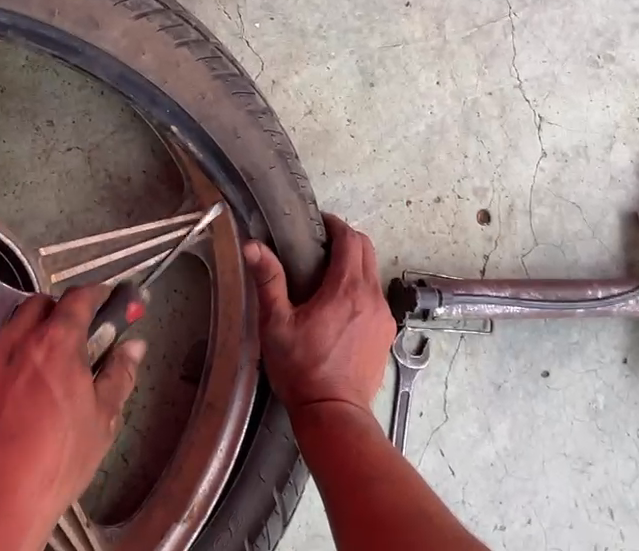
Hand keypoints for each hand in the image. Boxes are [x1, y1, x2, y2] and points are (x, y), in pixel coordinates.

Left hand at [0, 287, 146, 550]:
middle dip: (59, 314)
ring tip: (38, 379)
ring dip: (26, 341)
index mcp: (57, 344)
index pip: (80, 297)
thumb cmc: (47, 470)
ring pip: (8, 331)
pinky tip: (6, 403)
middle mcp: (16, 342)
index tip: (104, 299)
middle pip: (40, 305)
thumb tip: (132, 349)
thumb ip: (120, 374)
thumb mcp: (102, 422)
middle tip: (73, 340)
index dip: (97, 294)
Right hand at [243, 213, 393, 410]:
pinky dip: (361, 289)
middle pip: (366, 250)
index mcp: (346, 289)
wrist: (334, 415)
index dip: (335, 225)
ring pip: (373, 274)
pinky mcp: (385, 334)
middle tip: (320, 245)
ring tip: (326, 276)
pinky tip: (339, 306)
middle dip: (346, 241)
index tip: (319, 224)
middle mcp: (371, 297)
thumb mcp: (276, 324)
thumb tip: (253, 246)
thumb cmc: (302, 370)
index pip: (350, 239)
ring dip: (354, 265)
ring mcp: (383, 316)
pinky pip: (376, 298)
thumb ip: (268, 281)